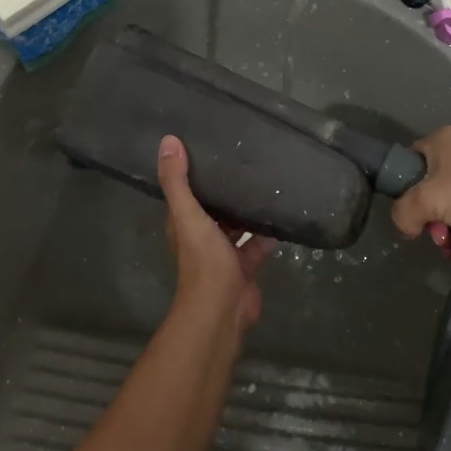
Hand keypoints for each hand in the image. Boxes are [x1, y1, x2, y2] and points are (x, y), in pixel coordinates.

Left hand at [157, 135, 273, 331]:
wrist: (223, 309)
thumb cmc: (203, 259)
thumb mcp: (188, 214)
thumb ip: (177, 181)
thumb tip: (168, 141)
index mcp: (184, 222)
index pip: (186, 190)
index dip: (192, 170)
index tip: (207, 145)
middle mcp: (201, 234)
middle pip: (213, 206)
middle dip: (224, 188)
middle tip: (244, 159)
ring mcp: (224, 252)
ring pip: (236, 224)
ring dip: (247, 209)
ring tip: (266, 181)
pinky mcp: (245, 265)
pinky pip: (257, 243)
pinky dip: (268, 232)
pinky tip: (282, 214)